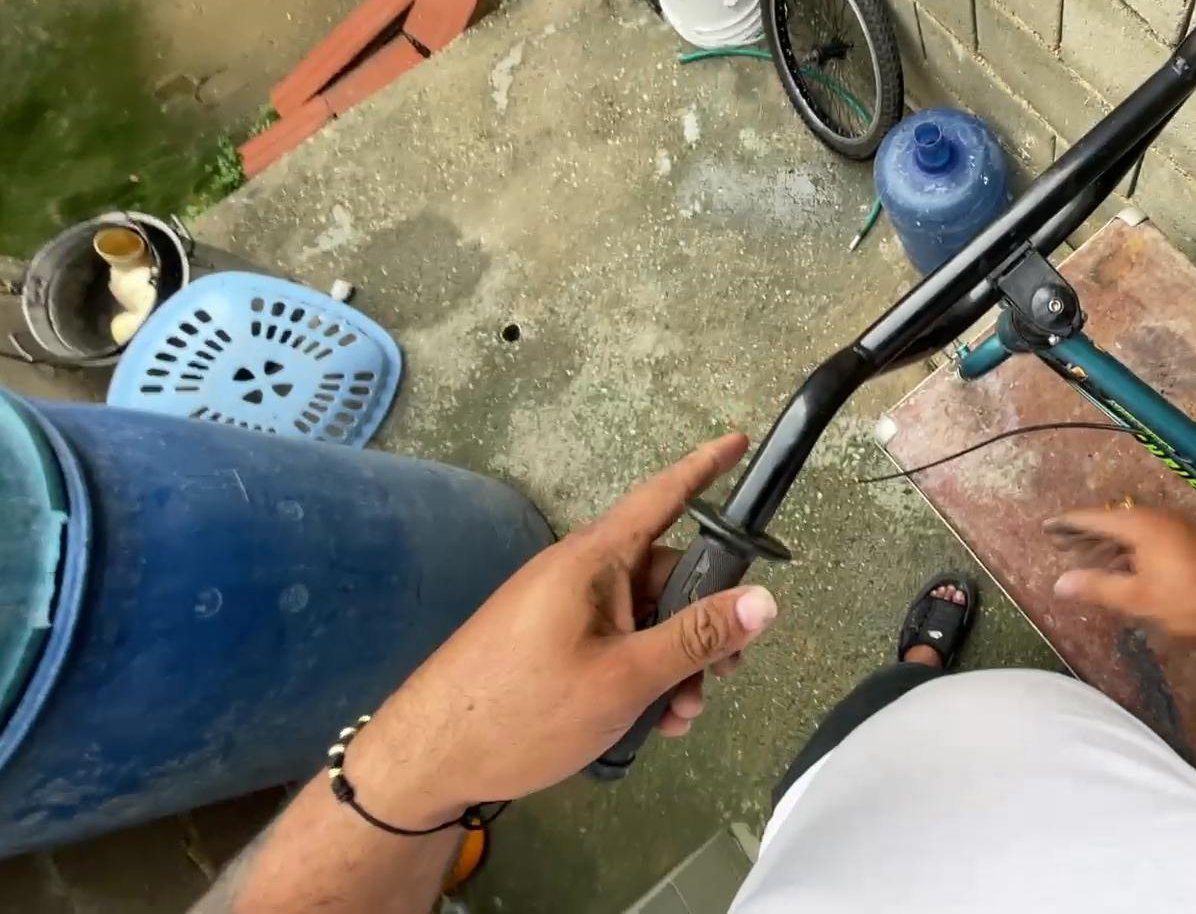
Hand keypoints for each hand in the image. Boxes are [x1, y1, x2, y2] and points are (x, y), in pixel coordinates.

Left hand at [344, 433, 777, 827]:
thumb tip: (767, 600)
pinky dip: (641, 670)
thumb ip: (698, 637)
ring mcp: (563, 607)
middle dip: (703, 621)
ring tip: (679, 715)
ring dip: (673, 659)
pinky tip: (649, 719)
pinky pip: (615, 639)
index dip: (706, 465)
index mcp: (595, 558)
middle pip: (666, 574)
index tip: (739, 439)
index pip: (663, 494)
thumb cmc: (522, 711)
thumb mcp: (625, 678)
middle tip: (725, 672)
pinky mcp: (549, 640)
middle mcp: (581, 571)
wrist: (414, 771)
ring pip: (644, 616)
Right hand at [1049, 507, 1195, 638]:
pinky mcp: (1180, 540)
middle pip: (1109, 523)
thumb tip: (1059, 584)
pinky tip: (1117, 564)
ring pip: (1126, 531)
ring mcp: (1169, 528)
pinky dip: (1122, 548)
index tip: (1047, 527)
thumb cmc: (1185, 597)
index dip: (1067, 524)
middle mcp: (1152, 519)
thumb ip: (1096, 587)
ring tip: (1083, 555)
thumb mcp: (1136, 597)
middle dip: (1083, 534)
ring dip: (1103, 543)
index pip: (1093, 519)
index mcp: (1138, 525)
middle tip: (1059, 542)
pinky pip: (1140, 537)